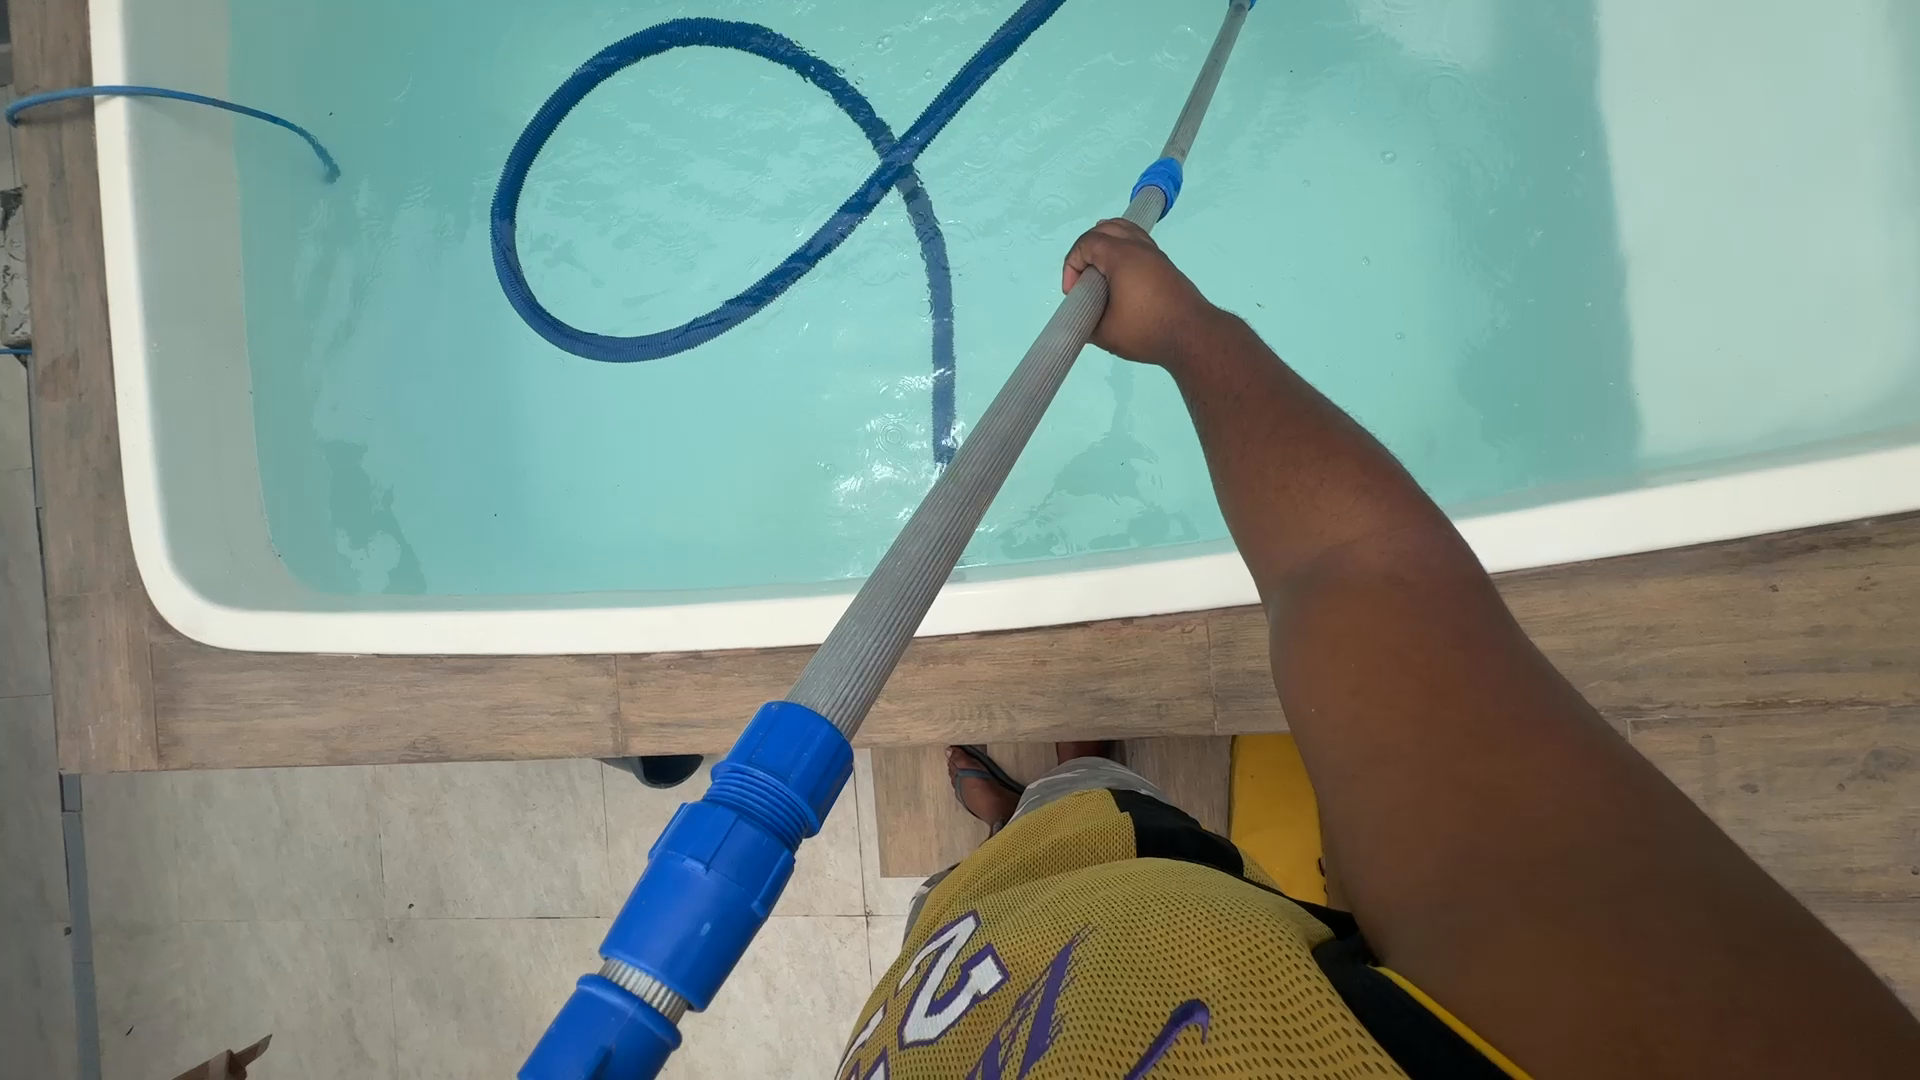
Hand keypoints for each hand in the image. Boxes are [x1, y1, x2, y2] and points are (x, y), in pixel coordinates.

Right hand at [1062, 218, 1217, 366]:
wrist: (1192, 335)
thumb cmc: (1147, 331)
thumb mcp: (1106, 334)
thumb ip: (1087, 323)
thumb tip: (1083, 320)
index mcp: (1121, 257)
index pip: (1087, 243)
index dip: (1072, 265)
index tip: (1073, 292)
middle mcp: (1138, 247)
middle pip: (1106, 228)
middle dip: (1086, 249)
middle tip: (1082, 277)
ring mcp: (1154, 254)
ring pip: (1125, 230)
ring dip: (1106, 244)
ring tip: (1099, 271)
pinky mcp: (1164, 265)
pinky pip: (1138, 243)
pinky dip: (1123, 249)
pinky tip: (1120, 274)